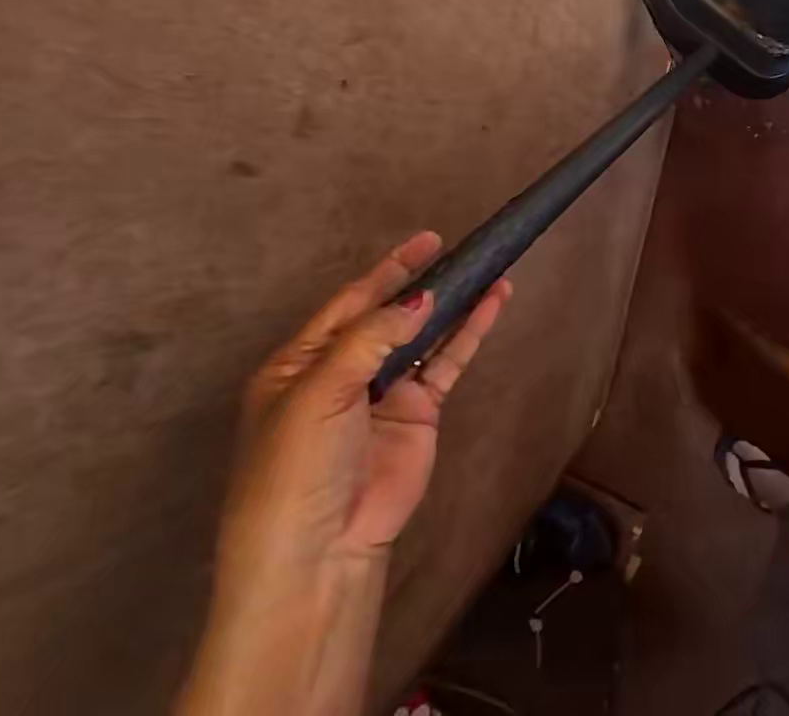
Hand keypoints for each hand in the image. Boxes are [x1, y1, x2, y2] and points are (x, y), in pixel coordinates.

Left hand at [177, 232, 510, 715]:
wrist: (322, 546)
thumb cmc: (297, 466)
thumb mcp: (318, 393)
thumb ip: (370, 339)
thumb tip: (421, 298)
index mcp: (302, 362)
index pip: (351, 302)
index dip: (388, 270)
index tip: (426, 242)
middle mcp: (345, 369)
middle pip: (392, 313)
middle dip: (424, 281)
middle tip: (459, 248)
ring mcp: (386, 390)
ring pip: (427, 334)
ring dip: (456, 304)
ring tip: (489, 270)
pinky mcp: (420, 410)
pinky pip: (448, 361)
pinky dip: (470, 333)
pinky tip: (491, 305)